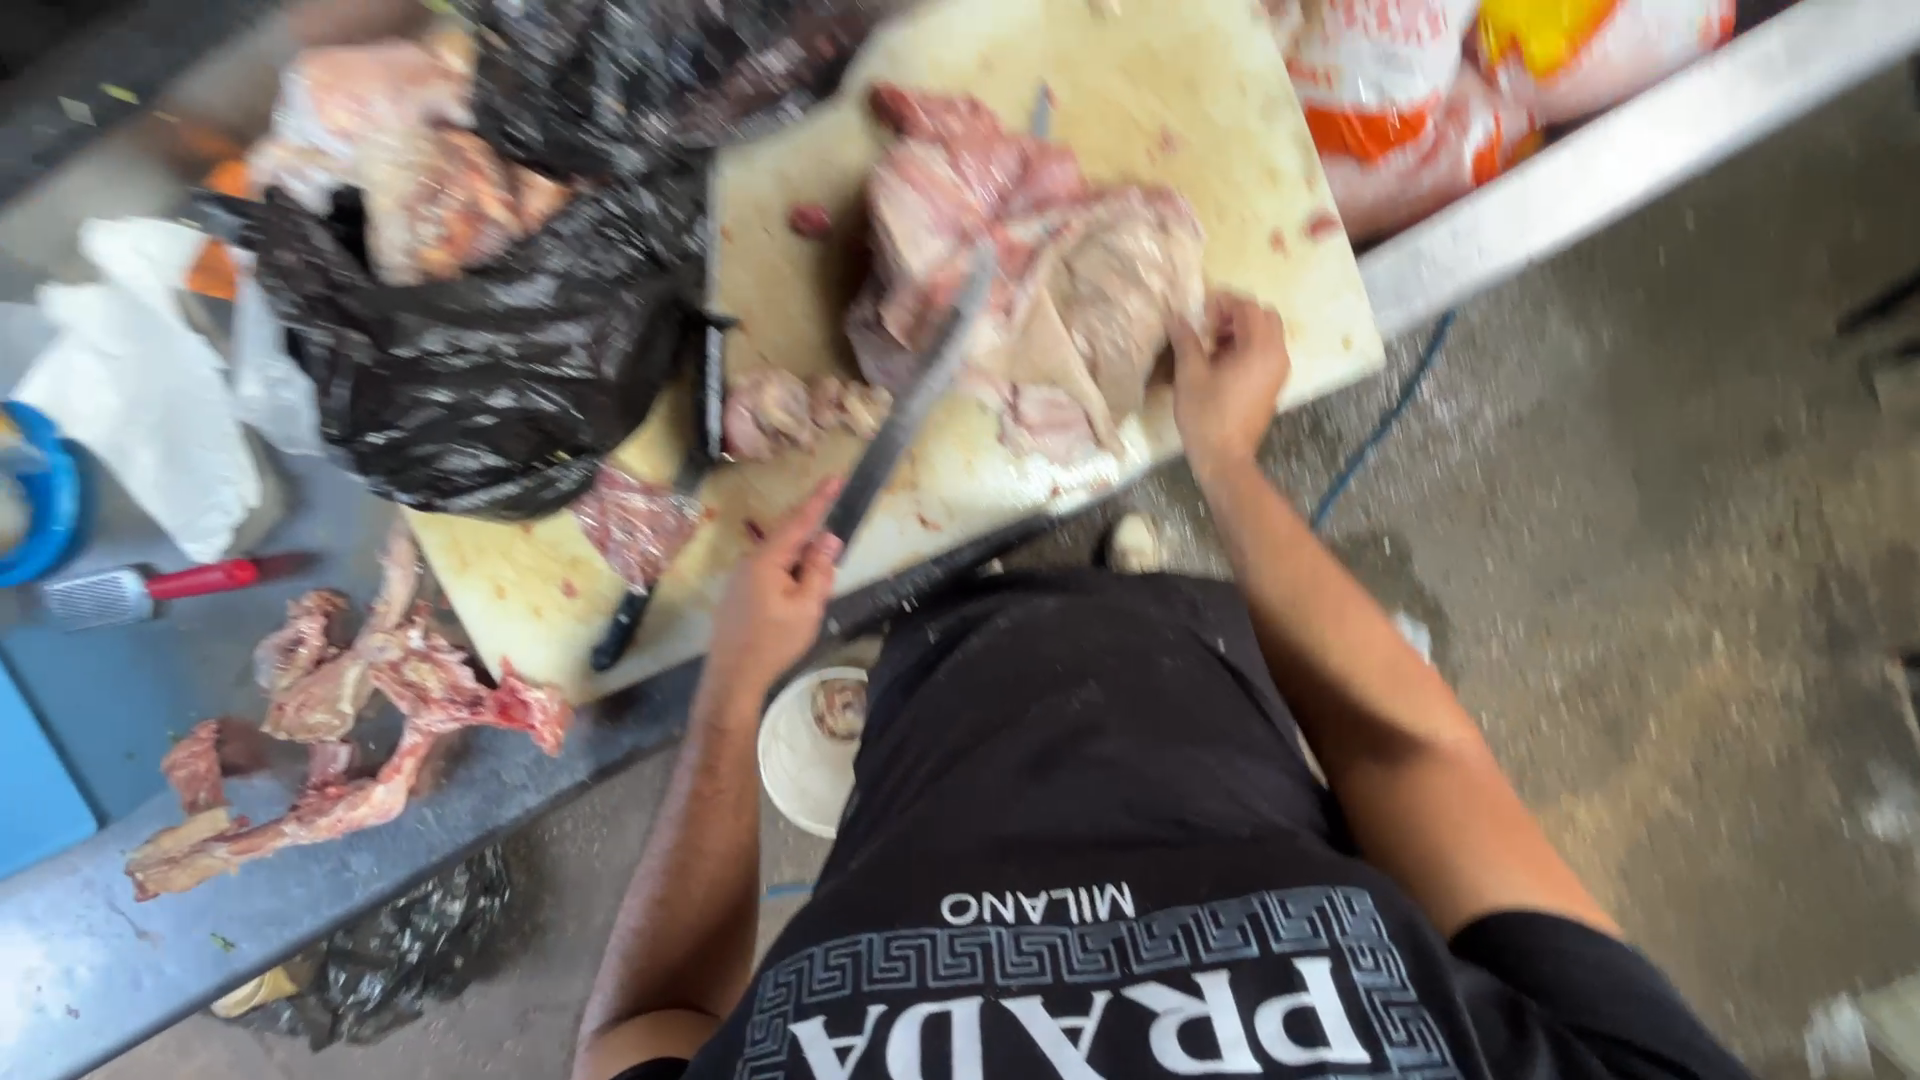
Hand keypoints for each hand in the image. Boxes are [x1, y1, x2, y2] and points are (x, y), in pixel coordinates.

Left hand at [704, 477, 843, 700]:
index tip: (836, 477)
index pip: (799, 521)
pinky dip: (788, 580)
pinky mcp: (738, 593)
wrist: (732, 678)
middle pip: (790, 541)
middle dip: (813, 551)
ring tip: (808, 604)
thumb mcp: (807, 607)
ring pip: (781, 561)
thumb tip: (828, 538)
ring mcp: (740, 577)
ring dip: (801, 571)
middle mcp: (749, 560)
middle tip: (826, 579)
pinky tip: (793, 606)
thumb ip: (819, 569)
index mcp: (766, 559)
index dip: (819, 499)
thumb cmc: (773, 643)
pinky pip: (770, 574)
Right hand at [1170, 292, 1290, 480]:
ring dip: (1240, 330)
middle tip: (1208, 326)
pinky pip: (1265, 351)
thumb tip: (1177, 317)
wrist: (1224, 457)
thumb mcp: (1189, 375)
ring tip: (1211, 345)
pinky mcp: (1273, 384)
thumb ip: (1186, 340)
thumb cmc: (1205, 417)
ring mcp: (1278, 371)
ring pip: (1266, 333)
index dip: (1223, 302)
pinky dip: (1246, 346)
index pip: (1248, 307)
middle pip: (1263, 316)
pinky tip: (1221, 362)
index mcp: (1259, 349)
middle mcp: (1277, 355)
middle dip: (1235, 314)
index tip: (1199, 313)